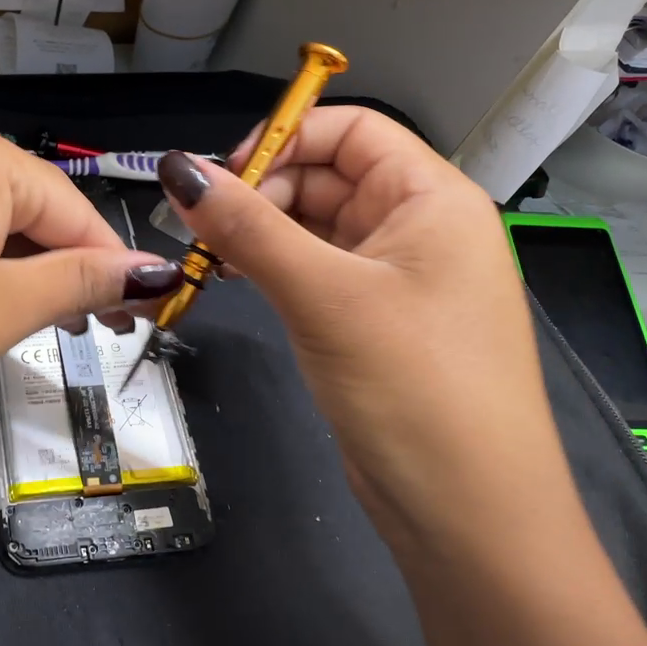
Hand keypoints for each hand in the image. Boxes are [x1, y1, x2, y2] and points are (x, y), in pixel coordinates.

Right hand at [154, 106, 553, 538]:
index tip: (218, 177)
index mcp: (432, 198)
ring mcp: (394, 277)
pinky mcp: (370, 320)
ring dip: (256, 232)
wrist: (469, 516)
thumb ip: (247, 227)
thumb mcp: (324, 296)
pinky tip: (230, 278)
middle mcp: (417, 226)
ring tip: (203, 256)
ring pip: (311, 225)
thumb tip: (177, 168)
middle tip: (198, 228)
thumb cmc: (413, 387)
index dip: (282, 137)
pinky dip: (268, 267)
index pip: (350, 129)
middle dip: (258, 191)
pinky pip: (311, 269)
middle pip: (325, 174)